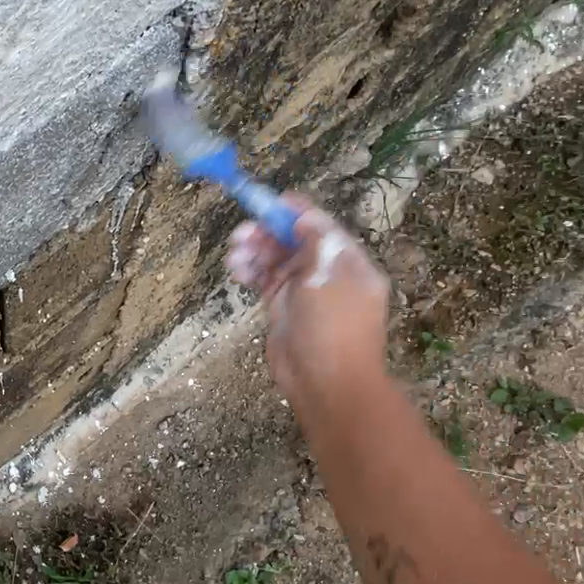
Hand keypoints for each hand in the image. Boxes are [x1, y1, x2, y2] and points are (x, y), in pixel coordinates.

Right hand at [226, 196, 390, 411]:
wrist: (325, 382)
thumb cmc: (333, 327)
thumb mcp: (328, 276)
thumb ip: (315, 242)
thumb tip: (302, 217)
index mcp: (350, 264)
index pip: (321, 227)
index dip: (294, 212)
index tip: (267, 201)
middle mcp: (327, 273)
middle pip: (292, 240)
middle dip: (266, 232)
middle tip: (241, 233)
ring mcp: (304, 291)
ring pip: (273, 258)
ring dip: (252, 251)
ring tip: (234, 254)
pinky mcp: (282, 306)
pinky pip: (262, 278)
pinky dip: (249, 270)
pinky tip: (236, 270)